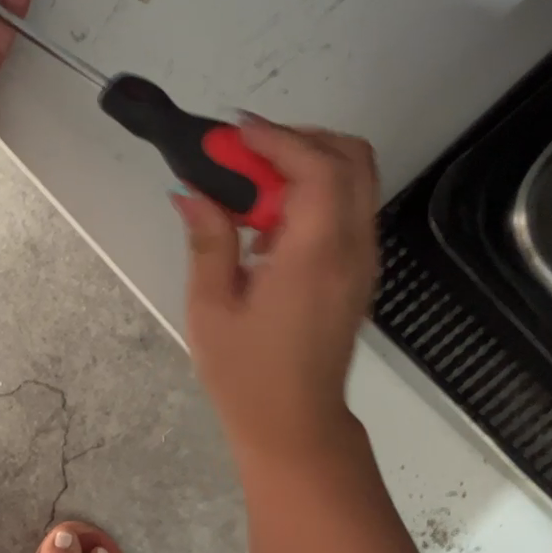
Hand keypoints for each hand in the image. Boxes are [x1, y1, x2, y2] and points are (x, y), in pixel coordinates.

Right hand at [176, 118, 380, 462]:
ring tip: (247, 181)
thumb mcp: (210, 307)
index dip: (277, 138)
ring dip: (306, 163)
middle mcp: (352, 248)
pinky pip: (346, 209)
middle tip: (242, 152)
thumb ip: (207, 241)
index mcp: (315, 255)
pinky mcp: (356, 271)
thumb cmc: (244, 371)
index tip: (233, 131)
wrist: (292, 421)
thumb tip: (190, 192)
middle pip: (351, 160)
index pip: (317, 168)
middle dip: (297, 140)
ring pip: (354, 181)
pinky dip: (312, 192)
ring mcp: (361, 259)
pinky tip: (265, 219)